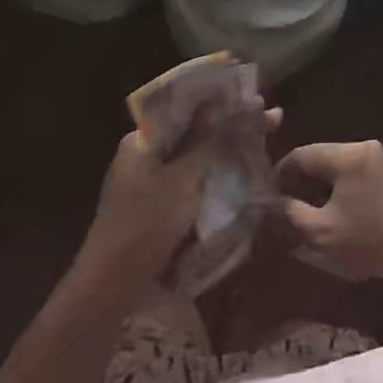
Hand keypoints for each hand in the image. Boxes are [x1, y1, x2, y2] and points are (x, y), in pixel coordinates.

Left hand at [84, 108, 282, 278]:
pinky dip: (213, 172)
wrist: (112, 286)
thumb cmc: (146, 226)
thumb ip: (208, 142)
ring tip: (263, 139)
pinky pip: (189, 177)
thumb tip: (230, 105)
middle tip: (270, 118)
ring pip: (193, 154)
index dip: (221, 99)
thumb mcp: (183, 180)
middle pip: (192, 129)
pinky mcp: (155, 203)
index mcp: (142, 139)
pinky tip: (240, 170)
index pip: (185, 105)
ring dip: (224, 148)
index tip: (255, 96)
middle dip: (229, 124)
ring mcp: (148, 179)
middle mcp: (143, 152)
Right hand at [275, 140, 382, 281]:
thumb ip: (289, 211)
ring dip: (318, 182)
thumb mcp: (321, 231)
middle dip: (299, 178)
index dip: (281, 173)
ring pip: (336, 164)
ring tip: (304, 207)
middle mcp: (364, 146)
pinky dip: (337, 185)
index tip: (268, 194)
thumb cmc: (368, 242)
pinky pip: (353, 170)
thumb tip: (269, 201)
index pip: (302, 154)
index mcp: (347, 155)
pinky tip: (331, 207)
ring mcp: (379, 157)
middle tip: (283, 202)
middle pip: (320, 156)